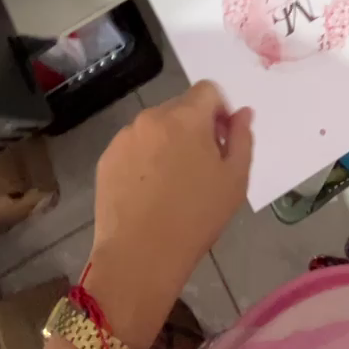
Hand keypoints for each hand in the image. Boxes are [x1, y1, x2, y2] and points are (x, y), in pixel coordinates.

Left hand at [82, 81, 253, 340]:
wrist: (139, 258)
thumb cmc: (195, 218)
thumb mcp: (234, 180)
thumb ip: (242, 137)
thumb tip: (242, 112)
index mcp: (187, 117)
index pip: (208, 90)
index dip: (219, 111)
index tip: (221, 142)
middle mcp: (153, 117)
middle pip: (181, 108)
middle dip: (194, 128)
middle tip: (200, 167)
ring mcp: (126, 136)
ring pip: (156, 127)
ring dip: (168, 142)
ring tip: (171, 183)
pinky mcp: (107, 158)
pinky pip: (134, 146)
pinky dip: (145, 158)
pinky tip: (149, 191)